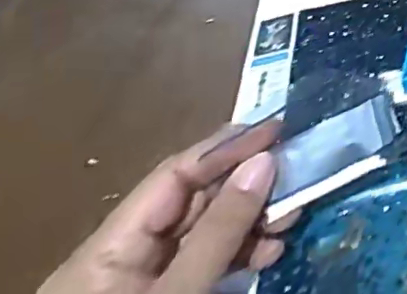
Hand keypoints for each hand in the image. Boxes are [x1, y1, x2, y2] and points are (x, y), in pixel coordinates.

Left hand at [38, 119, 297, 293]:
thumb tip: (264, 159)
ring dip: (252, 220)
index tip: (279, 129)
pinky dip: (241, 253)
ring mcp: (144, 284)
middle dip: (248, 186)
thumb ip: (218, 231)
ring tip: (290, 218)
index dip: (227, 147)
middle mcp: (124, 257)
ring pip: (206, 231)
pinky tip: (269, 251)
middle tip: (297, 177)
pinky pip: (207, 263)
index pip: (175, 174)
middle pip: (193, 200)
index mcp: (109, 248)